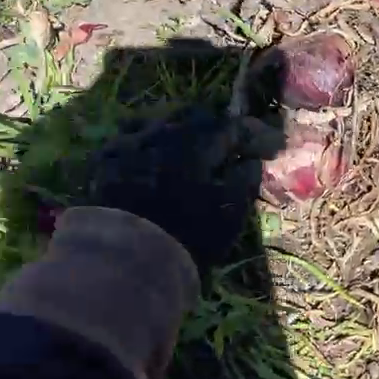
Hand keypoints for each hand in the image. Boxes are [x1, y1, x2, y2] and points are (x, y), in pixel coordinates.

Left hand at [80, 107, 279, 272]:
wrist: (122, 260)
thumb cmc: (186, 237)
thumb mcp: (229, 214)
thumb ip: (243, 181)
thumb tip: (250, 161)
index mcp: (197, 145)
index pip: (232, 128)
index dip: (255, 135)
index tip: (272, 147)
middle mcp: (162, 135)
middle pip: (196, 117)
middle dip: (218, 128)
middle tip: (233, 145)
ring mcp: (130, 145)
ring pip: (161, 122)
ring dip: (183, 130)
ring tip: (194, 146)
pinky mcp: (105, 160)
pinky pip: (131, 137)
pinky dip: (150, 140)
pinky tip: (155, 152)